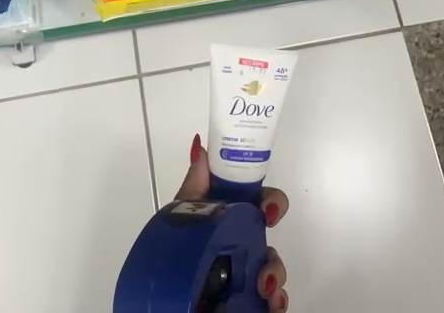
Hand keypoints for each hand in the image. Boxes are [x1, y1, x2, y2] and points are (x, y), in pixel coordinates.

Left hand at [176, 134, 290, 311]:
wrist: (167, 299)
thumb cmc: (175, 250)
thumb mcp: (183, 214)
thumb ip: (194, 185)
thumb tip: (200, 147)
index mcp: (230, 216)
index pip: (260, 201)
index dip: (271, 201)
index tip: (268, 211)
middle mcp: (242, 239)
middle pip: (271, 234)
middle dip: (276, 250)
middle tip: (267, 246)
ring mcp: (247, 270)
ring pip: (274, 265)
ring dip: (275, 273)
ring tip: (264, 286)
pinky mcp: (249, 299)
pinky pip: (272, 299)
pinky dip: (276, 302)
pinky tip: (270, 304)